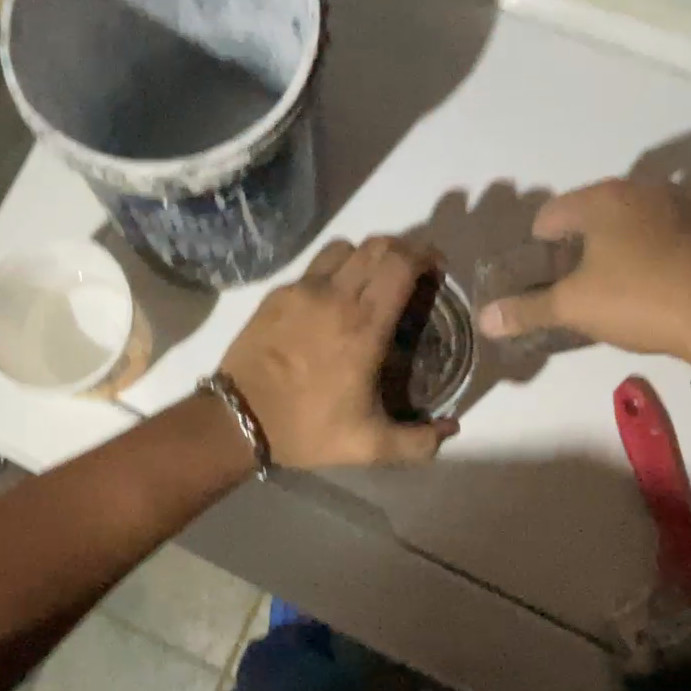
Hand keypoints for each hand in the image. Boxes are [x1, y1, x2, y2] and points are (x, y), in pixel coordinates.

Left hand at [221, 237, 459, 468]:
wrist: (238, 420)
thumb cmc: (306, 430)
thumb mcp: (369, 446)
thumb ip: (418, 442)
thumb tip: (451, 429)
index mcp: (364, 326)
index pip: (401, 263)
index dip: (426, 256)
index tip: (436, 270)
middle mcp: (335, 296)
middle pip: (378, 244)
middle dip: (403, 251)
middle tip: (411, 274)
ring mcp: (301, 291)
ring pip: (344, 248)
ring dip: (366, 256)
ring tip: (371, 282)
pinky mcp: (276, 295)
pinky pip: (313, 267)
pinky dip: (333, 272)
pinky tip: (332, 302)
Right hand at [476, 179, 690, 364]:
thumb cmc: (641, 300)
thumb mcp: (574, 308)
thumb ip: (527, 310)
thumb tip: (485, 318)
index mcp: (604, 200)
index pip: (551, 213)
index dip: (538, 245)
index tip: (541, 275)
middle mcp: (645, 190)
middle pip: (594, 212)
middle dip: (579, 244)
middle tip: (574, 283)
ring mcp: (687, 205)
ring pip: (635, 222)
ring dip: (619, 247)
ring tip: (617, 287)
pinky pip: (671, 236)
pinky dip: (657, 255)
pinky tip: (660, 288)